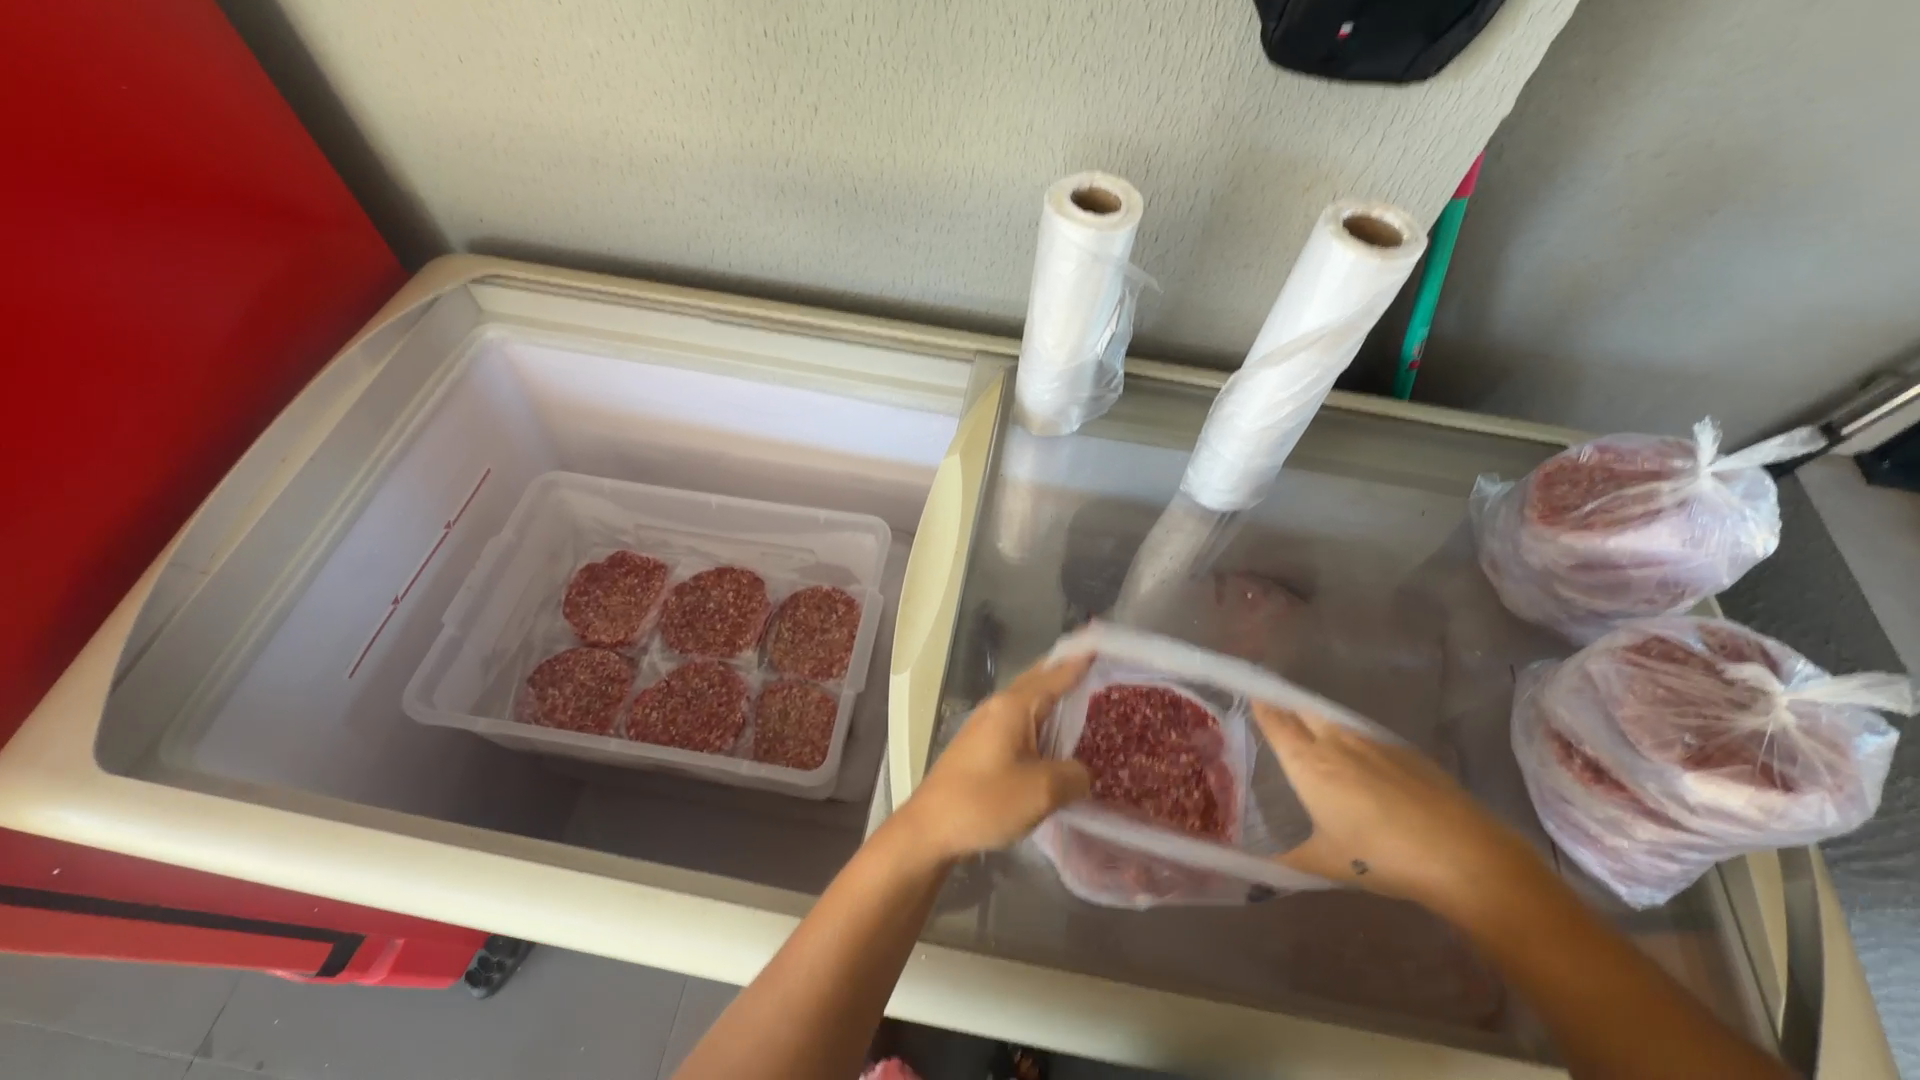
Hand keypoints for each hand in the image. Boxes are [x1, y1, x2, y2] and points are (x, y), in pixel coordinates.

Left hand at [896, 654, 1094, 861]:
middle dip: (1068, 674)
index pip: (1055, 674)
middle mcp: (998, 707)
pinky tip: (1057, 741)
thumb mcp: (1043, 790)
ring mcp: (986, 727)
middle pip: (1040, 681)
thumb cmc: (985, 802)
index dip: (1081, 660)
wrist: (929, 830)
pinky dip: (1043, 725)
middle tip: (1102, 669)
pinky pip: (1021, 726)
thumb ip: (1074, 775)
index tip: (1104, 643)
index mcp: (1014, 706)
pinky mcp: (981, 749)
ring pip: (1030, 705)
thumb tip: (1082, 773)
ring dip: (1056, 702)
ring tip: (1088, 703)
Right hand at [1253, 703, 1534, 910]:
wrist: (1462, 855)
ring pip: (1337, 723)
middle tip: (1275, 712)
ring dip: (1321, 725)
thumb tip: (1256, 874)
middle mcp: (1337, 743)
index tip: (1250, 693)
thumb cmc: (1380, 858)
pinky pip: (1368, 739)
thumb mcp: (1324, 864)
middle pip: (1305, 711)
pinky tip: (1363, 769)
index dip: (1261, 706)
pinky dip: (1355, 744)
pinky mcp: (1409, 754)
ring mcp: (1376, 744)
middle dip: (1288, 708)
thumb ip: (1287, 861)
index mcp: (1309, 763)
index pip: (1276, 723)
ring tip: (1315, 740)